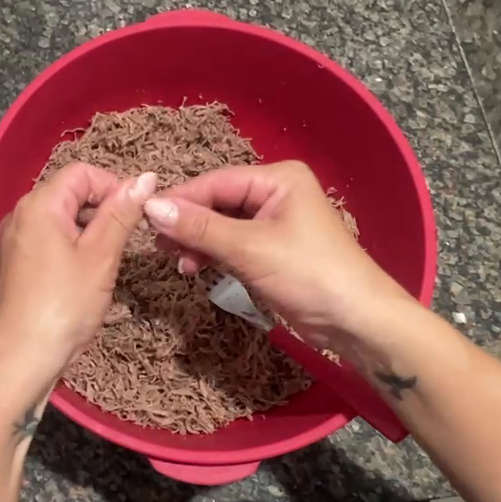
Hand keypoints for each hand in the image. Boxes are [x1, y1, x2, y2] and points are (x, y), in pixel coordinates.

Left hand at [0, 163, 156, 377]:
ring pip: (58, 220)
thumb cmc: (64, 306)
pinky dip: (68, 250)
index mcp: (38, 205)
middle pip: (68, 194)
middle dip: (102, 210)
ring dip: (87, 232)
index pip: (82, 173)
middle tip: (125, 242)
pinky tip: (81, 279)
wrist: (21, 359)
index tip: (137, 214)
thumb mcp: (101, 257)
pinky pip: (45, 243)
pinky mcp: (11, 266)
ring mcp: (12, 242)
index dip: (114, 186)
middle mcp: (19, 216)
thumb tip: (146, 177)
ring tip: (105, 263)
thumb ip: (122, 213)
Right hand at [142, 161, 420, 348]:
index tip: (143, 215)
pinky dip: (211, 254)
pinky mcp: (270, 251)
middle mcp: (275, 194)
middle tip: (155, 242)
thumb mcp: (249, 249)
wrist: (357, 322)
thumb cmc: (309, 274)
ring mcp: (273, 223)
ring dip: (196, 241)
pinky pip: (230, 244)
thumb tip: (151, 207)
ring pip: (220, 225)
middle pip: (216, 202)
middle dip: (187, 222)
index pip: (215, 182)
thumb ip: (199, 228)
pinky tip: (193, 267)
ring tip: (172, 259)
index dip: (179, 199)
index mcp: (278, 178)